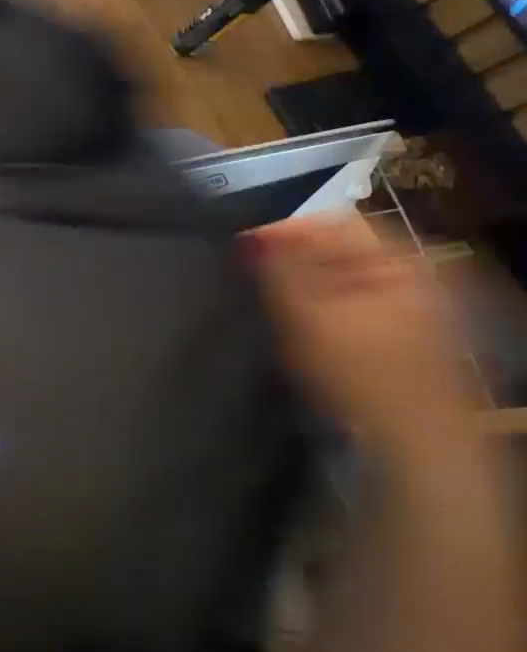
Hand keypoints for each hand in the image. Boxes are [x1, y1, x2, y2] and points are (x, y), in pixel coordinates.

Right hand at [249, 214, 480, 454]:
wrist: (412, 431)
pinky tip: (296, 315)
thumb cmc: (358, 370)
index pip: (326, 220)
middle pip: (333, 244)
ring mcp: (405, 294)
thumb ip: (278, 266)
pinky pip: (345, 291)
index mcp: (395, 257)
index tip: (239, 241)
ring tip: (266, 292)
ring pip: (336, 269)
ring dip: (299, 276)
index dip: (280, 227)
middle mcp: (407, 267)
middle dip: (289, 253)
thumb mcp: (307, 313)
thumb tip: (253, 229)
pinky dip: (317, 296)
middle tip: (246, 267)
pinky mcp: (395, 319)